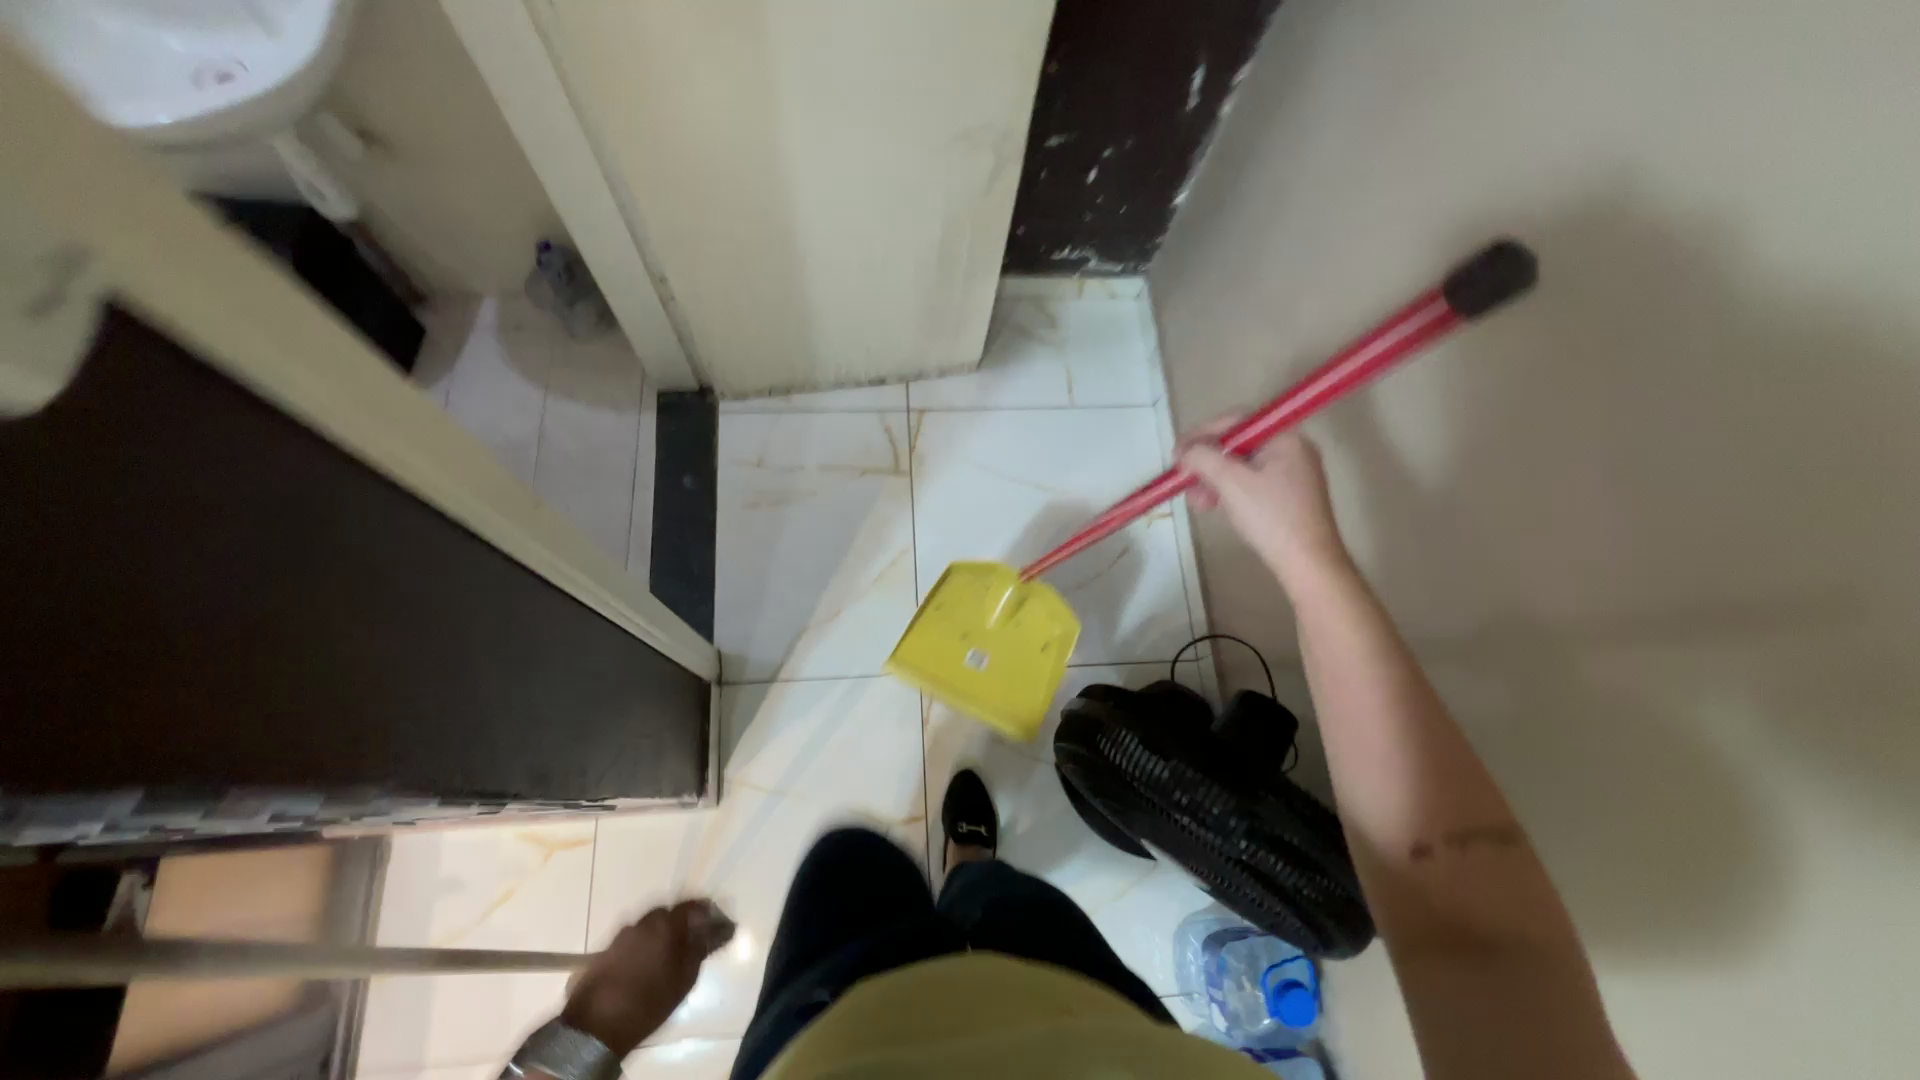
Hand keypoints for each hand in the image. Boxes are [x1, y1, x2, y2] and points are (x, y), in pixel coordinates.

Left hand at [560, 900, 734, 1054]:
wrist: (596, 1025)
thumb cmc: (649, 1001)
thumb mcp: (685, 977)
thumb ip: (702, 947)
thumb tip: (719, 928)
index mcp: (665, 923)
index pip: (692, 905)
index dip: (706, 912)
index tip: (716, 925)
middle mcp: (642, 922)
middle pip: (668, 914)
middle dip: (681, 924)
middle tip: (690, 945)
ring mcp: (621, 936)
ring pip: (648, 928)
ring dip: (660, 937)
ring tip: (667, 960)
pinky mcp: (606, 951)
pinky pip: (633, 942)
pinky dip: (643, 948)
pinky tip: (646, 968)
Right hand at [1179, 421, 1349, 587]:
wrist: (1307, 563)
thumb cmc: (1270, 517)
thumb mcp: (1230, 482)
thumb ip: (1203, 458)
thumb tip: (1186, 451)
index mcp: (1284, 437)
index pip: (1237, 421)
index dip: (1203, 433)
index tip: (1178, 453)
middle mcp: (1292, 449)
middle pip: (1238, 445)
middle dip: (1207, 463)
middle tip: (1184, 481)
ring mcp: (1292, 474)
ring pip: (1242, 467)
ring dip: (1214, 480)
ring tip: (1197, 503)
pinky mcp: (1289, 497)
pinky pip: (1252, 484)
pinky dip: (1230, 492)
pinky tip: (1215, 508)